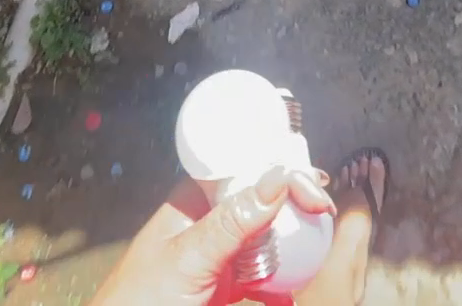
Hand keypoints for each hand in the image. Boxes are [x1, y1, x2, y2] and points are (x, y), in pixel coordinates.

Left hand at [90, 167, 335, 305]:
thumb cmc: (137, 301)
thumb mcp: (188, 257)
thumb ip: (232, 221)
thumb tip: (277, 177)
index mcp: (194, 200)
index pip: (244, 169)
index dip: (279, 169)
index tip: (312, 183)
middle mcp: (209, 223)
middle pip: (260, 202)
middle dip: (293, 203)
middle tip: (324, 209)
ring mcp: (219, 258)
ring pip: (266, 239)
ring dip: (293, 241)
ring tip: (321, 237)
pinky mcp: (225, 291)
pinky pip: (264, 278)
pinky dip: (283, 283)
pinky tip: (297, 287)